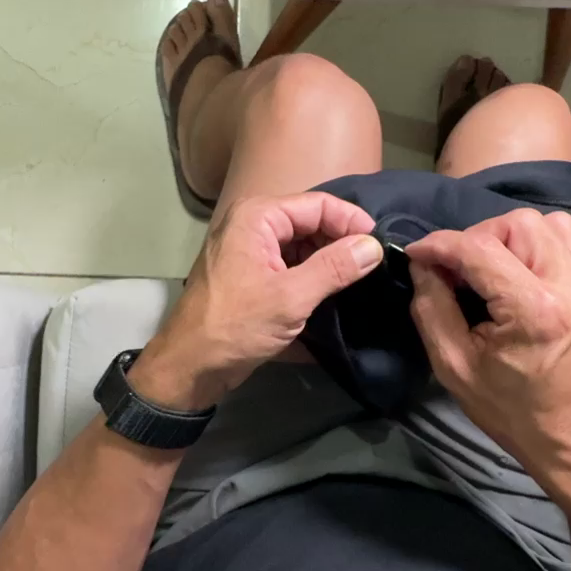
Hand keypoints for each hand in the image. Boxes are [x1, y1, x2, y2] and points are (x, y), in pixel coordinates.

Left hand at [131, 192, 381, 410]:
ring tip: (359, 279)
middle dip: (341, 240)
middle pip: (309, 221)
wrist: (190, 365)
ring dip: (328, 259)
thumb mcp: (291, 298)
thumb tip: (373, 247)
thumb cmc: (235, 326)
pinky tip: (333, 291)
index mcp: (257, 217)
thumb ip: (334, 268)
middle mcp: (252, 225)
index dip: (352, 221)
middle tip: (372, 266)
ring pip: (301, 244)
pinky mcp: (251, 275)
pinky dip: (311, 273)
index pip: (318, 204)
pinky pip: (289, 263)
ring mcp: (250, 250)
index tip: (380, 245)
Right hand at [406, 208, 570, 479]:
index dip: (440, 244)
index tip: (415, 254)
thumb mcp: (452, 364)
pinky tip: (514, 272)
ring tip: (487, 268)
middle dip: (477, 237)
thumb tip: (423, 263)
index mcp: (534, 311)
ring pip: (546, 223)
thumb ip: (431, 306)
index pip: (480, 249)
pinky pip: (564, 239)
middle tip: (457, 269)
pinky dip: (533, 244)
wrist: (568, 436)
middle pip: (518, 224)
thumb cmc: (507, 409)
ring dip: (508, 236)